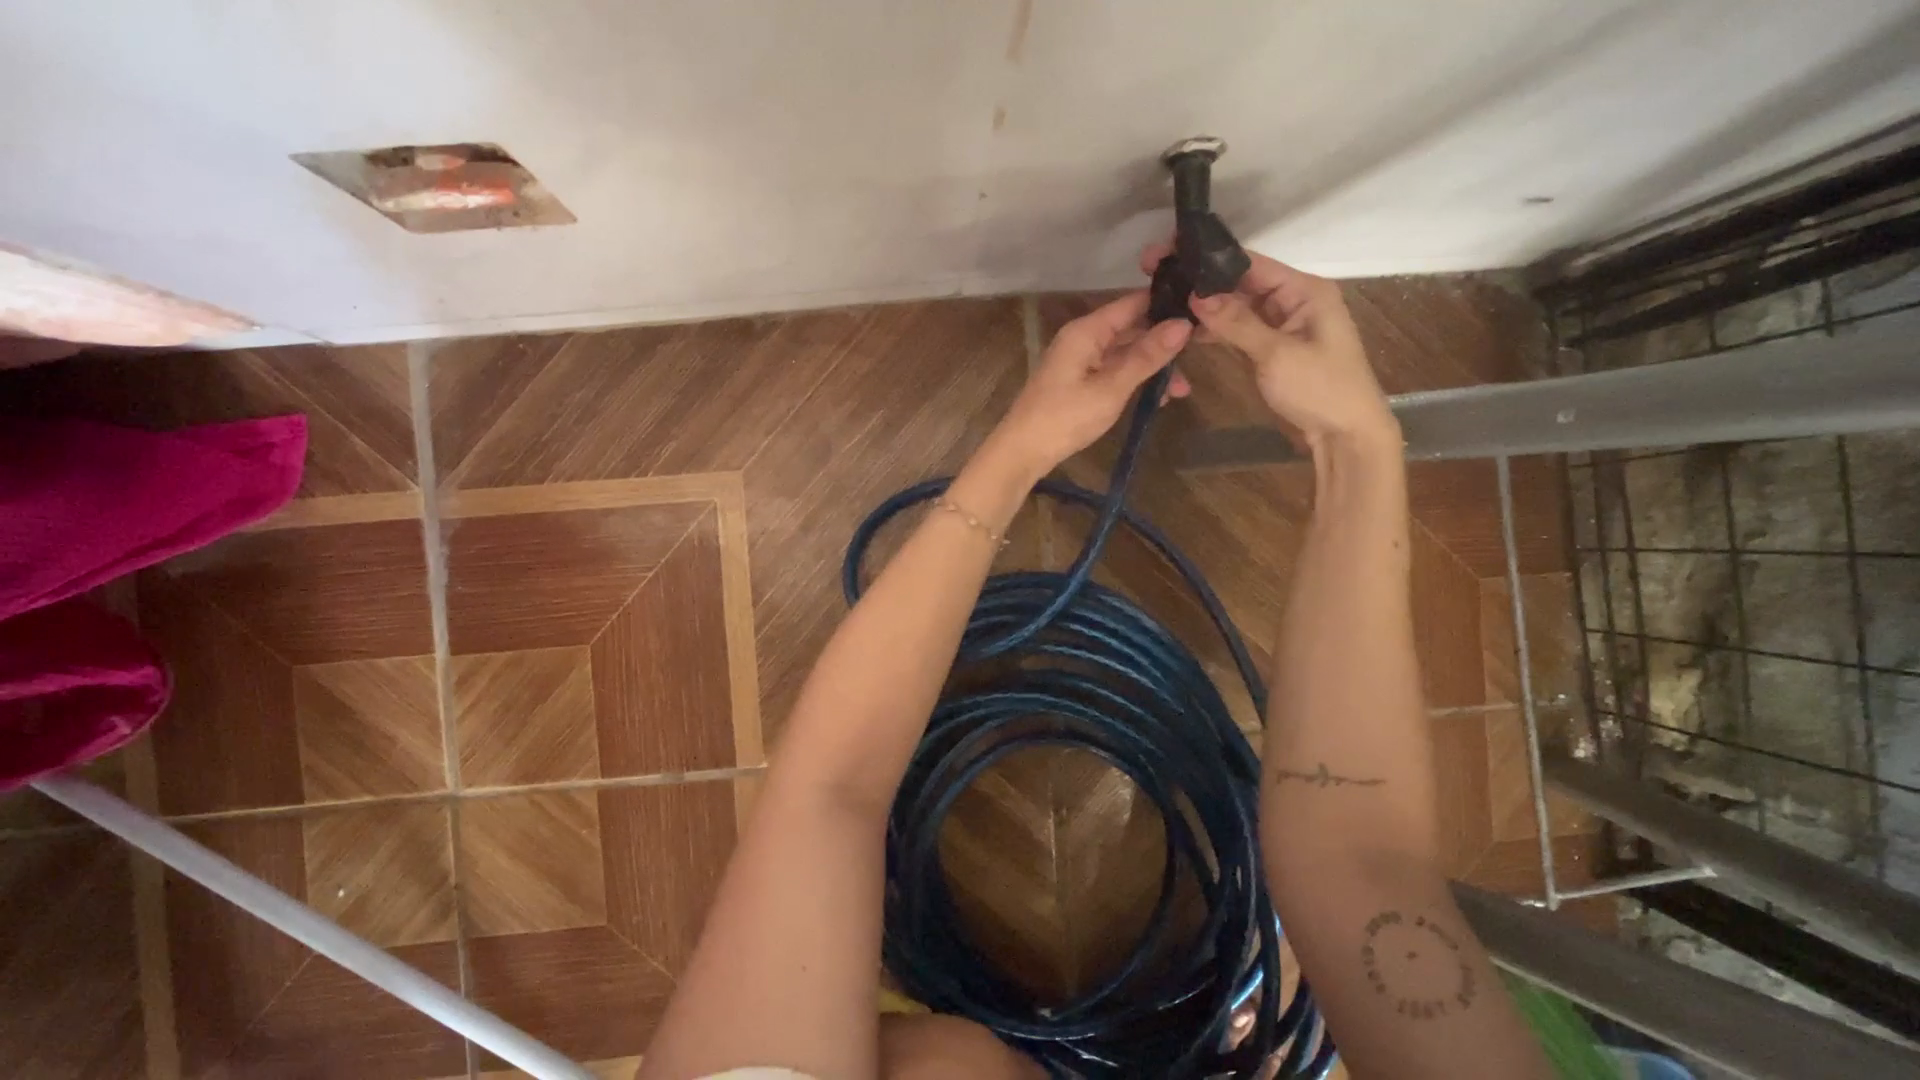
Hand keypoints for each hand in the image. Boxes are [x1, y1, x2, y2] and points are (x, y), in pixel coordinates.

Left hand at [985, 290, 1191, 477]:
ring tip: (1182, 389)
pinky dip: (1136, 381)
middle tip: (1201, 354)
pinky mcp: (1080, 382)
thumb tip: (1183, 324)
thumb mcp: (1111, 387)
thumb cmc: (1066, 417)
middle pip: (1131, 329)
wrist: (1024, 451)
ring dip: (1153, 368)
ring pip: (1126, 353)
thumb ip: (1146, 356)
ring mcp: (1081, 360)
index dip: (1166, 304)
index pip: (1133, 303)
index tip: (1201, 311)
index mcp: (1087, 330)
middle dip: (1164, 343)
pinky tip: (1158, 398)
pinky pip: (1115, 371)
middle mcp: (1084, 338)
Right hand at [1139, 243, 1396, 451]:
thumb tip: (1195, 294)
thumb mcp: (1277, 354)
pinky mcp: (1272, 348)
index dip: (1210, 260)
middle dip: (1203, 283)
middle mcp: (1293, 300)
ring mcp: (1282, 325)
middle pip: (1241, 283)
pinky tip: (1186, 330)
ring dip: (1206, 308)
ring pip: (1237, 307)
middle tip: (1157, 280)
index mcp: (1304, 290)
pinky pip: (1239, 330)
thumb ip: (1236, 323)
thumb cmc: (1320, 389)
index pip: (1250, 263)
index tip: (1169, 255)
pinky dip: (1216, 330)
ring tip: (1163, 303)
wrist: (1347, 436)